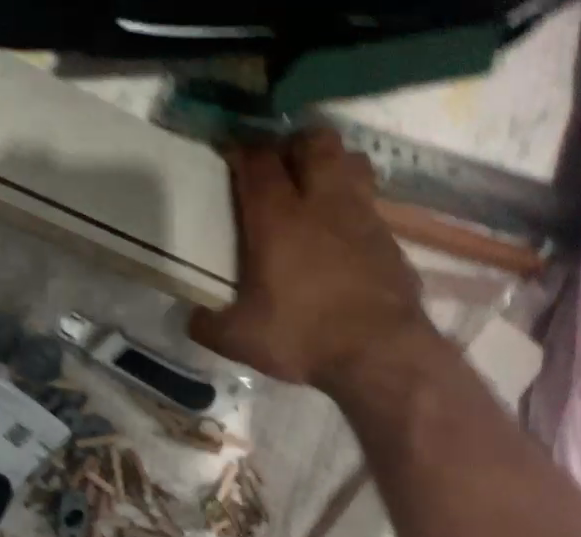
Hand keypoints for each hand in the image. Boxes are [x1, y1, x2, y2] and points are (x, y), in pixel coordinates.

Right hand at [190, 130, 440, 389]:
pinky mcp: (386, 233)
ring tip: (309, 183)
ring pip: (348, 158)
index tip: (227, 154)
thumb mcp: (235, 339)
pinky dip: (348, 197)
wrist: (377, 350)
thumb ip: (207, 322)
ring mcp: (360, 213)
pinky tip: (334, 226)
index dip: (240, 151)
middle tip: (272, 164)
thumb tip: (194, 315)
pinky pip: (366, 196)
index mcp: (277, 220)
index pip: (258, 163)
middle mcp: (321, 203)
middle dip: (290, 143)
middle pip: (313, 142)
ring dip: (327, 161)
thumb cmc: (299, 336)